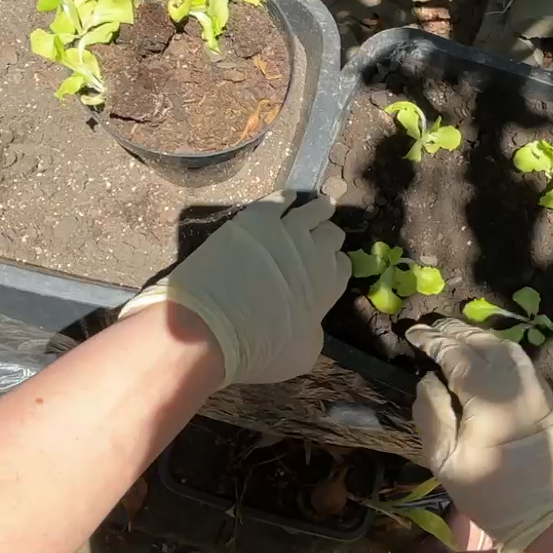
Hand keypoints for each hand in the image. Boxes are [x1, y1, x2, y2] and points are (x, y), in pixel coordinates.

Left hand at [123, 193, 346, 385]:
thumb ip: (313, 332)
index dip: (334, 266)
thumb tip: (310, 323)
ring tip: (321, 207)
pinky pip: (279, 198)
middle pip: (331, 234)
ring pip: (313, 211)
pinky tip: (289, 197)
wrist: (210, 326)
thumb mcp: (301, 355)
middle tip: (320, 240)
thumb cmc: (258, 348)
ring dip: (319, 210)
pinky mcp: (256, 218)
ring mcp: (286, 230)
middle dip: (328, 237)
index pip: (343, 265)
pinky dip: (287, 198)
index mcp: (328, 284)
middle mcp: (315, 251)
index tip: (326, 269)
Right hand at [405, 319, 552, 552]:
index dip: (432, 341)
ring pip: (503, 345)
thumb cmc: (487, 491)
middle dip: (452, 331)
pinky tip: (483, 350)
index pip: (455, 354)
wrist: (541, 515)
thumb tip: (427, 379)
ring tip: (452, 334)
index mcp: (486, 398)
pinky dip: (497, 346)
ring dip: (476, 335)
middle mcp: (513, 383)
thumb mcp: (444, 460)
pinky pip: (519, 358)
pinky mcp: (545, 395)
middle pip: (480, 342)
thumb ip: (431, 414)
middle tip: (429, 329)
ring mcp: (534, 386)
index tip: (413, 334)